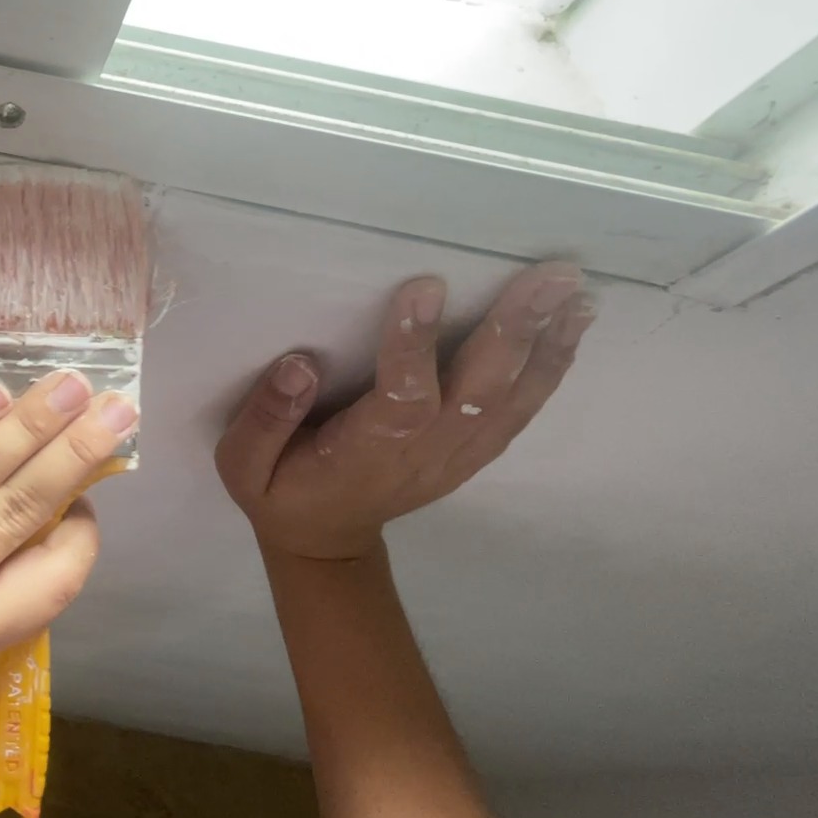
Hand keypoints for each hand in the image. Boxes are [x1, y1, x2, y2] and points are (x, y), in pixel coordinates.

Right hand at [215, 263, 595, 560]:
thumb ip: (266, 418)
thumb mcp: (243, 463)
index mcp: (361, 454)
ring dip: (545, 346)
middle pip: (476, 394)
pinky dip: (548, 371)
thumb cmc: (277, 493)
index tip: (426, 287)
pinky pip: (516, 413)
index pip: (401, 400)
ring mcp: (453, 459)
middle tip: (549, 276)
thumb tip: (300, 364)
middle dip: (513, 331)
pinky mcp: (468, 455)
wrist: (324, 541)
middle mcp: (420, 456)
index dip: (414, 346)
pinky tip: (568, 331)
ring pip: (508, 402)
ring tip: (574, 293)